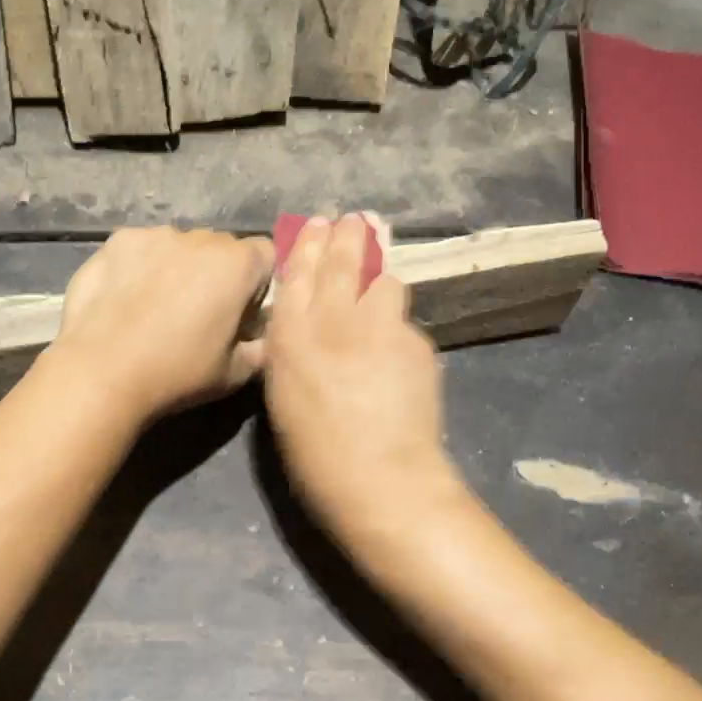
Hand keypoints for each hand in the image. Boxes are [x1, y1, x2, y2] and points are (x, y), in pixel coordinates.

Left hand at [52, 225, 273, 421]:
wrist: (102, 371)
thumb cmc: (177, 374)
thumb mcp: (236, 374)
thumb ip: (263, 347)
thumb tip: (265, 336)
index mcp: (239, 264)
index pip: (266, 255)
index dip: (258, 284)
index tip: (241, 314)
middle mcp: (202, 238)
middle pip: (222, 248)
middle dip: (218, 274)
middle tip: (199, 315)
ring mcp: (157, 234)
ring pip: (180, 246)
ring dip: (179, 268)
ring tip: (156, 307)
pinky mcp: (118, 240)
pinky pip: (143, 248)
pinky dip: (142, 266)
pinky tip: (127, 298)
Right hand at [264, 215, 457, 536]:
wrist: (382, 482)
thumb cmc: (315, 459)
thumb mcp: (283, 400)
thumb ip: (293, 353)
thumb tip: (304, 327)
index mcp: (291, 337)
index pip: (300, 272)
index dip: (309, 244)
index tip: (317, 224)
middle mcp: (335, 320)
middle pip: (345, 260)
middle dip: (350, 234)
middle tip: (357, 219)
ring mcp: (382, 327)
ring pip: (384, 279)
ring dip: (380, 269)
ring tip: (381, 266)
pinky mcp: (418, 342)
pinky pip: (405, 320)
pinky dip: (398, 323)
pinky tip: (398, 343)